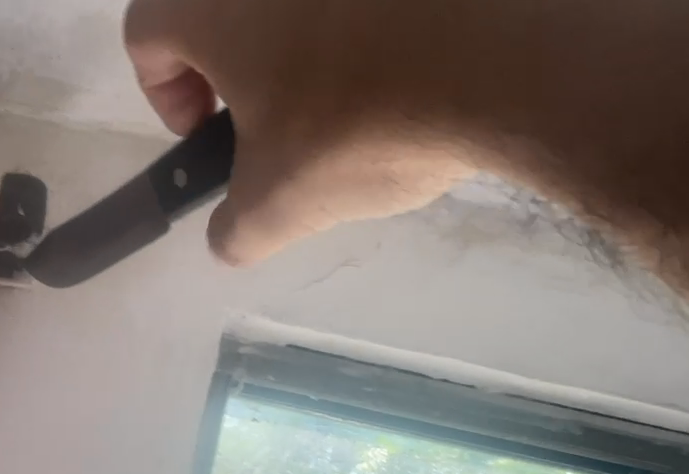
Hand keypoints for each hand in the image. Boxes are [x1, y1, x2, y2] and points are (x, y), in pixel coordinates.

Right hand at [123, 0, 477, 265]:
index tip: (206, 131)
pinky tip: (425, 52)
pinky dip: (386, 18)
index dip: (164, 93)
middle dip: (242, 58)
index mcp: (212, 0)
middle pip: (228, 3)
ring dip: (313, 31)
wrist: (540, 52)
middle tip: (276, 110)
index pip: (147, 36)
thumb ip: (230, 230)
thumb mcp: (274, 210)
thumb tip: (232, 235)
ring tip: (363, 86)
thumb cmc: (364, 125)